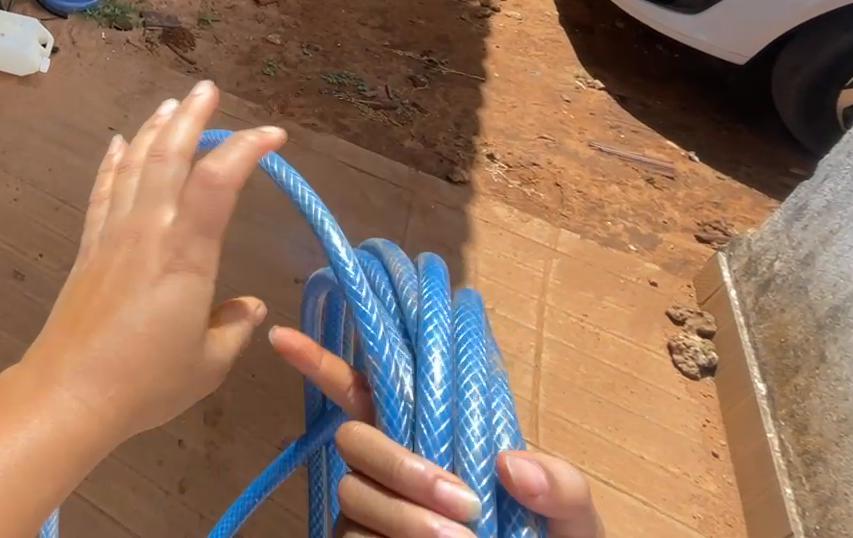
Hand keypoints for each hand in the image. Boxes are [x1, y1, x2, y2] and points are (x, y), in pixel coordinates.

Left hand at [15, 82, 285, 443]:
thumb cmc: (146, 381)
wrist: (71, 388)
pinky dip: (113, 162)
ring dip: (153, 130)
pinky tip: (119, 143)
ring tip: (170, 104)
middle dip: (190, 118)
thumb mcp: (207, 363)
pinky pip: (103, 190)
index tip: (271, 134)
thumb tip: (250, 306)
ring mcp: (113, 232)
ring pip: (134, 165)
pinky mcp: (89, 243)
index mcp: (186, 255)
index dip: (244, 150)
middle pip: (168, 158)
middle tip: (207, 89)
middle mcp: (148, 230)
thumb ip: (232, 328)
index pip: (218, 184)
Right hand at [270, 327, 605, 537]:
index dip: (316, 360)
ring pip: (354, 492)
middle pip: (354, 439)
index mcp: (419, 435)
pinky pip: (352, 537)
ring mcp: (369, 510)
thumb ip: (559, 485)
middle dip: (400, 465)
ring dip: (405, 516)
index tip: (280, 335)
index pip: (356, 389)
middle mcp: (384, 466)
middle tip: (464, 504)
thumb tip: (509, 465)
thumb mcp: (572, 517)